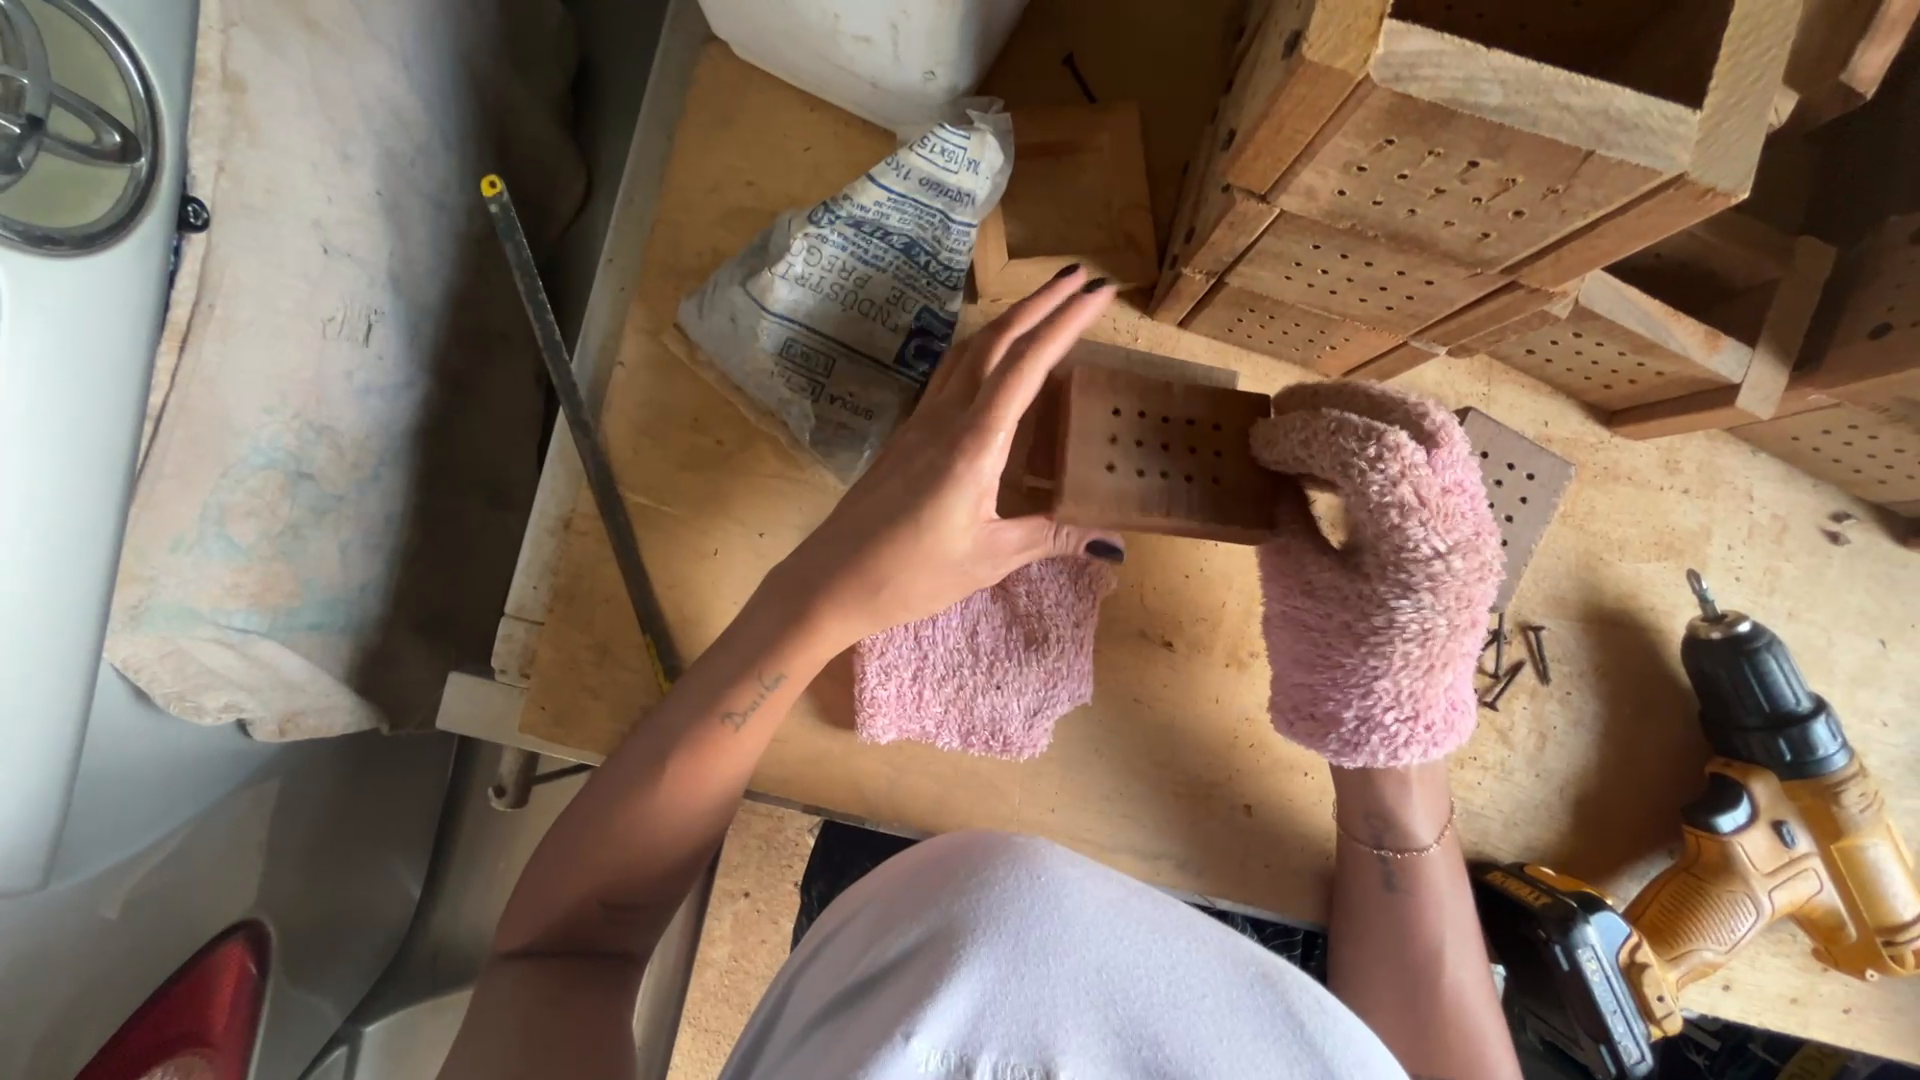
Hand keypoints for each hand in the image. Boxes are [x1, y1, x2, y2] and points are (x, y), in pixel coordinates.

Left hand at [764, 268, 1122, 652]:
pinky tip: (989, 361)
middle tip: (1077, 278)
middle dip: (1038, 304)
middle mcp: (945, 418)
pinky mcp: (905, 435)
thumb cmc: (910, 574)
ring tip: (1039, 306)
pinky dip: (979, 351)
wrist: (830, 579)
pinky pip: (947, 375)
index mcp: (974, 443)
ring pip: (966, 351)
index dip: (1065, 324)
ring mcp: (920, 422)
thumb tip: (1113, 544)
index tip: (1098, 292)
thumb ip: (1051, 538)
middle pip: (994, 341)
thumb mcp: (989, 559)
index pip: (1026, 366)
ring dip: (1005, 321)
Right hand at [1249, 381, 1502, 767]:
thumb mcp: (1293, 587)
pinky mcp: (1465, 534)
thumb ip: (1284, 515)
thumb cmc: (1333, 669)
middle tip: (1286, 405)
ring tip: (1308, 423)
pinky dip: (1384, 447)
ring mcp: (1474, 529)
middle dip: (1346, 403)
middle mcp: (1463, 527)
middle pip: (1418, 424)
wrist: (1391, 733)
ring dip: (1368, 418)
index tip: (1258, 440)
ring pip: (1434, 437)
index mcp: (1419, 550)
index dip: (1307, 432)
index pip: (1372, 450)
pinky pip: (1432, 466)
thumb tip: (1270, 463)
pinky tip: (1337, 458)